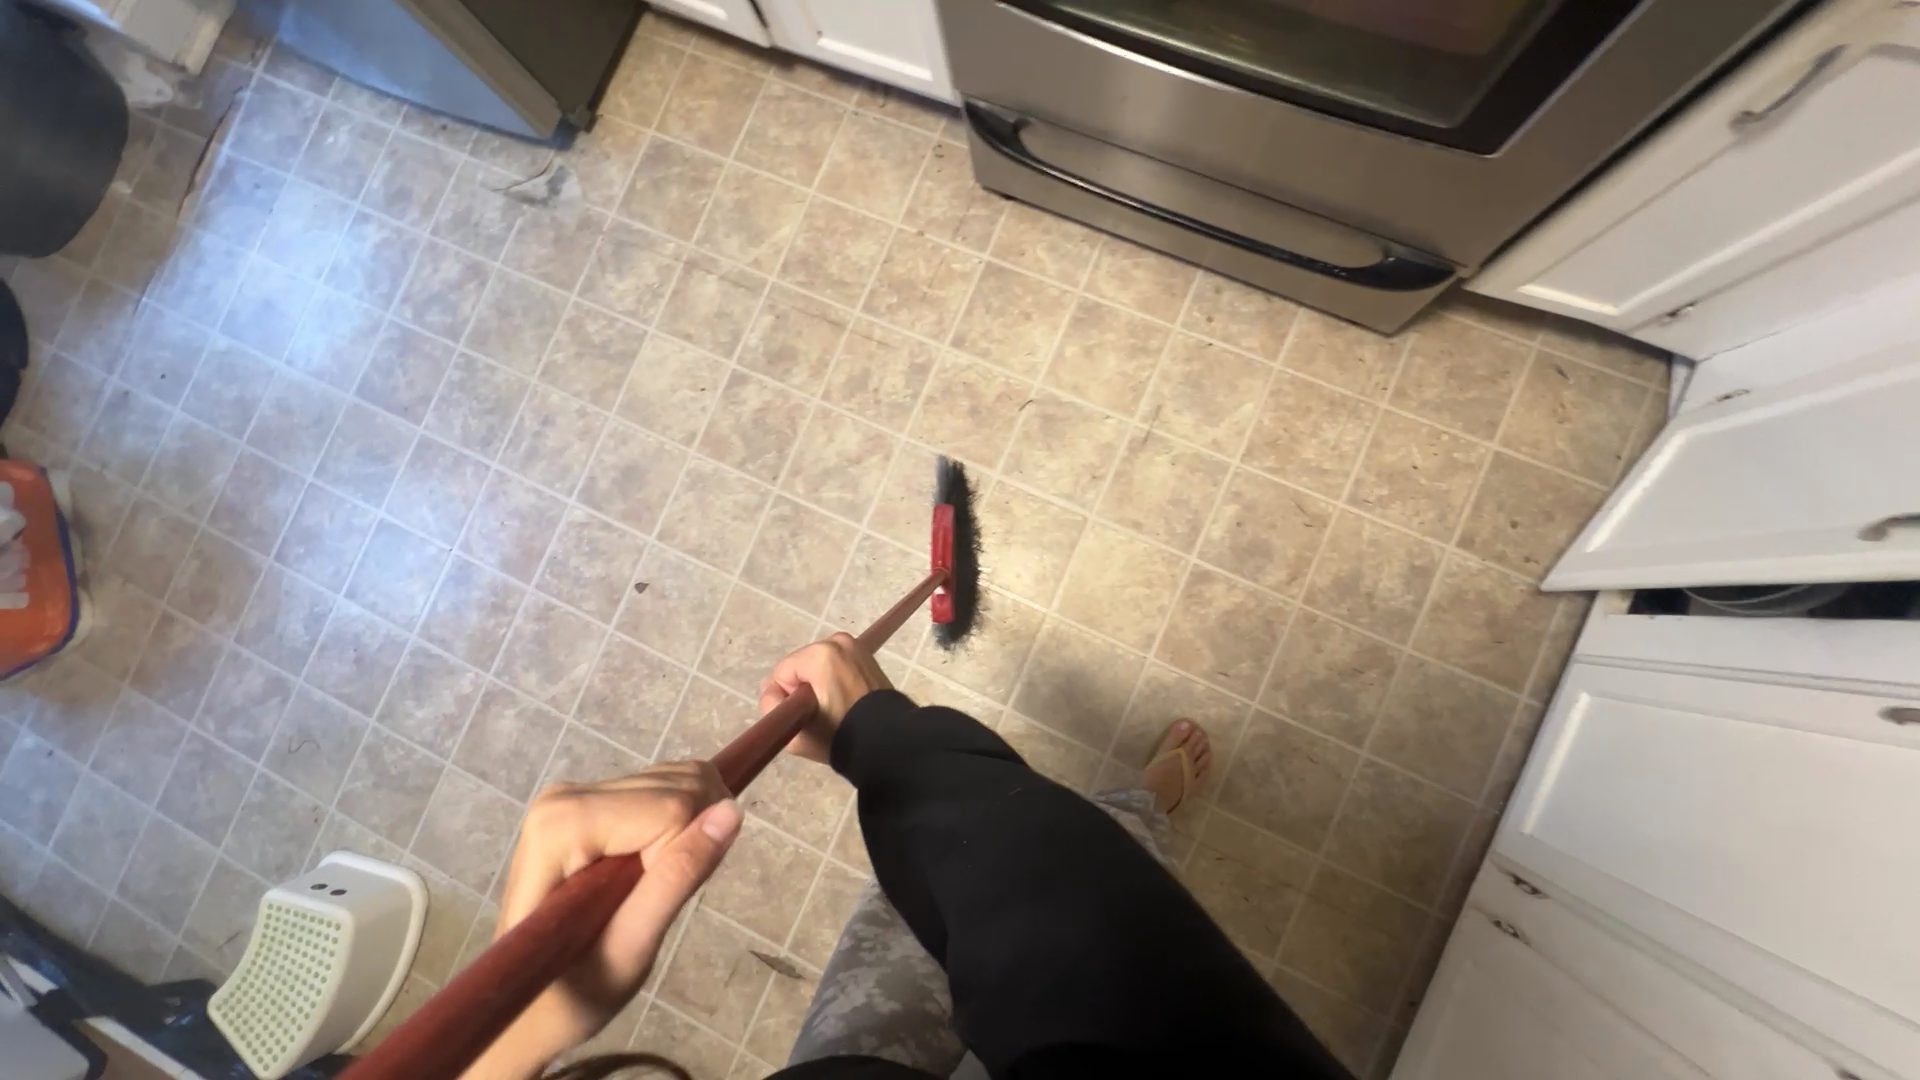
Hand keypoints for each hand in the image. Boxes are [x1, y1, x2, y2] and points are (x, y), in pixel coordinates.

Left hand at [463, 763, 741, 1079]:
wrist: (532, 1006)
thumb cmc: (573, 994)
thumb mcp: (632, 949)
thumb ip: (678, 876)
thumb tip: (732, 811)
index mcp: (563, 826)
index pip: (671, 806)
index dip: (683, 855)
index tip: (655, 905)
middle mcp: (568, 795)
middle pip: (679, 785)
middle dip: (692, 836)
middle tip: (663, 895)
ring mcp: (581, 792)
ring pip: (682, 779)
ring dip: (690, 829)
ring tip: (657, 883)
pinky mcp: (596, 795)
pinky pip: (670, 785)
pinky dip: (682, 822)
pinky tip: (655, 862)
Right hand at [758, 632, 892, 763]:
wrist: (887, 740)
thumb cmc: (839, 736)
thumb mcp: (794, 731)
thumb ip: (771, 706)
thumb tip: (772, 690)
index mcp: (820, 653)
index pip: (782, 673)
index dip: (785, 698)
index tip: (800, 716)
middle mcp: (838, 641)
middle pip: (801, 666)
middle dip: (803, 689)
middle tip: (818, 715)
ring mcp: (855, 646)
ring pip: (819, 666)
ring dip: (818, 685)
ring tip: (833, 709)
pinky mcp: (867, 656)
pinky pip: (837, 666)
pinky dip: (835, 680)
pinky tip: (844, 701)